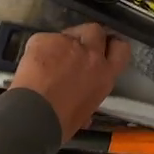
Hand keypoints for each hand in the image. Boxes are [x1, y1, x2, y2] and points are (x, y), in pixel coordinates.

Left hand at [8, 23, 132, 140]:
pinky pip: (44, 39)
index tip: (104, 48)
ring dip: (61, 43)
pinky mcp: (45, 39)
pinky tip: (32, 63)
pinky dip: (40, 49)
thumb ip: (88, 99)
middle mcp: (90, 54)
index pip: (121, 49)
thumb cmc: (61, 122)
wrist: (33, 114)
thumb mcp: (85, 112)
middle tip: (76, 48)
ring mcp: (67, 43)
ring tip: (49, 58)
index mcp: (104, 75)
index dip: (112, 46)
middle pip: (95, 31)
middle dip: (87, 36)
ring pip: (68, 33)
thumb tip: (85, 116)